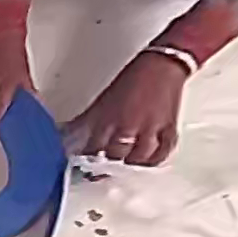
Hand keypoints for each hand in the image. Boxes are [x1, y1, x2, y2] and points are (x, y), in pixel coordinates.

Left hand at [69, 51, 186, 165]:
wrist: (161, 66)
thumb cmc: (129, 82)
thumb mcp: (99, 105)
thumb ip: (86, 124)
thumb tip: (68, 138)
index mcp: (107, 121)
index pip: (91, 150)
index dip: (85, 162)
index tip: (82, 169)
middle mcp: (128, 126)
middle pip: (115, 156)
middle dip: (107, 166)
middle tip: (102, 171)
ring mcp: (150, 128)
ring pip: (139, 157)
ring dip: (130, 165)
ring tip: (123, 167)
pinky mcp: (169, 126)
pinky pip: (164, 150)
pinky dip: (155, 159)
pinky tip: (146, 162)